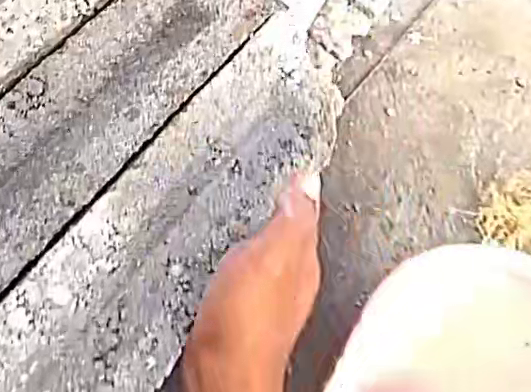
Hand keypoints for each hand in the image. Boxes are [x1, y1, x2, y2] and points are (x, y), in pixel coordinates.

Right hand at [182, 172, 322, 391]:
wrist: (221, 366)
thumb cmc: (244, 316)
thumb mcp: (269, 256)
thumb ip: (290, 219)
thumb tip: (308, 180)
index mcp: (302, 263)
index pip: (307, 215)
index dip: (301, 189)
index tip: (296, 165)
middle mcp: (292, 278)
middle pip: (293, 232)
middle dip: (286, 205)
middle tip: (279, 178)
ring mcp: (270, 292)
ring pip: (276, 247)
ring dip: (268, 224)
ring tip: (261, 202)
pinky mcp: (246, 301)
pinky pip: (254, 262)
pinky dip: (250, 246)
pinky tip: (238, 244)